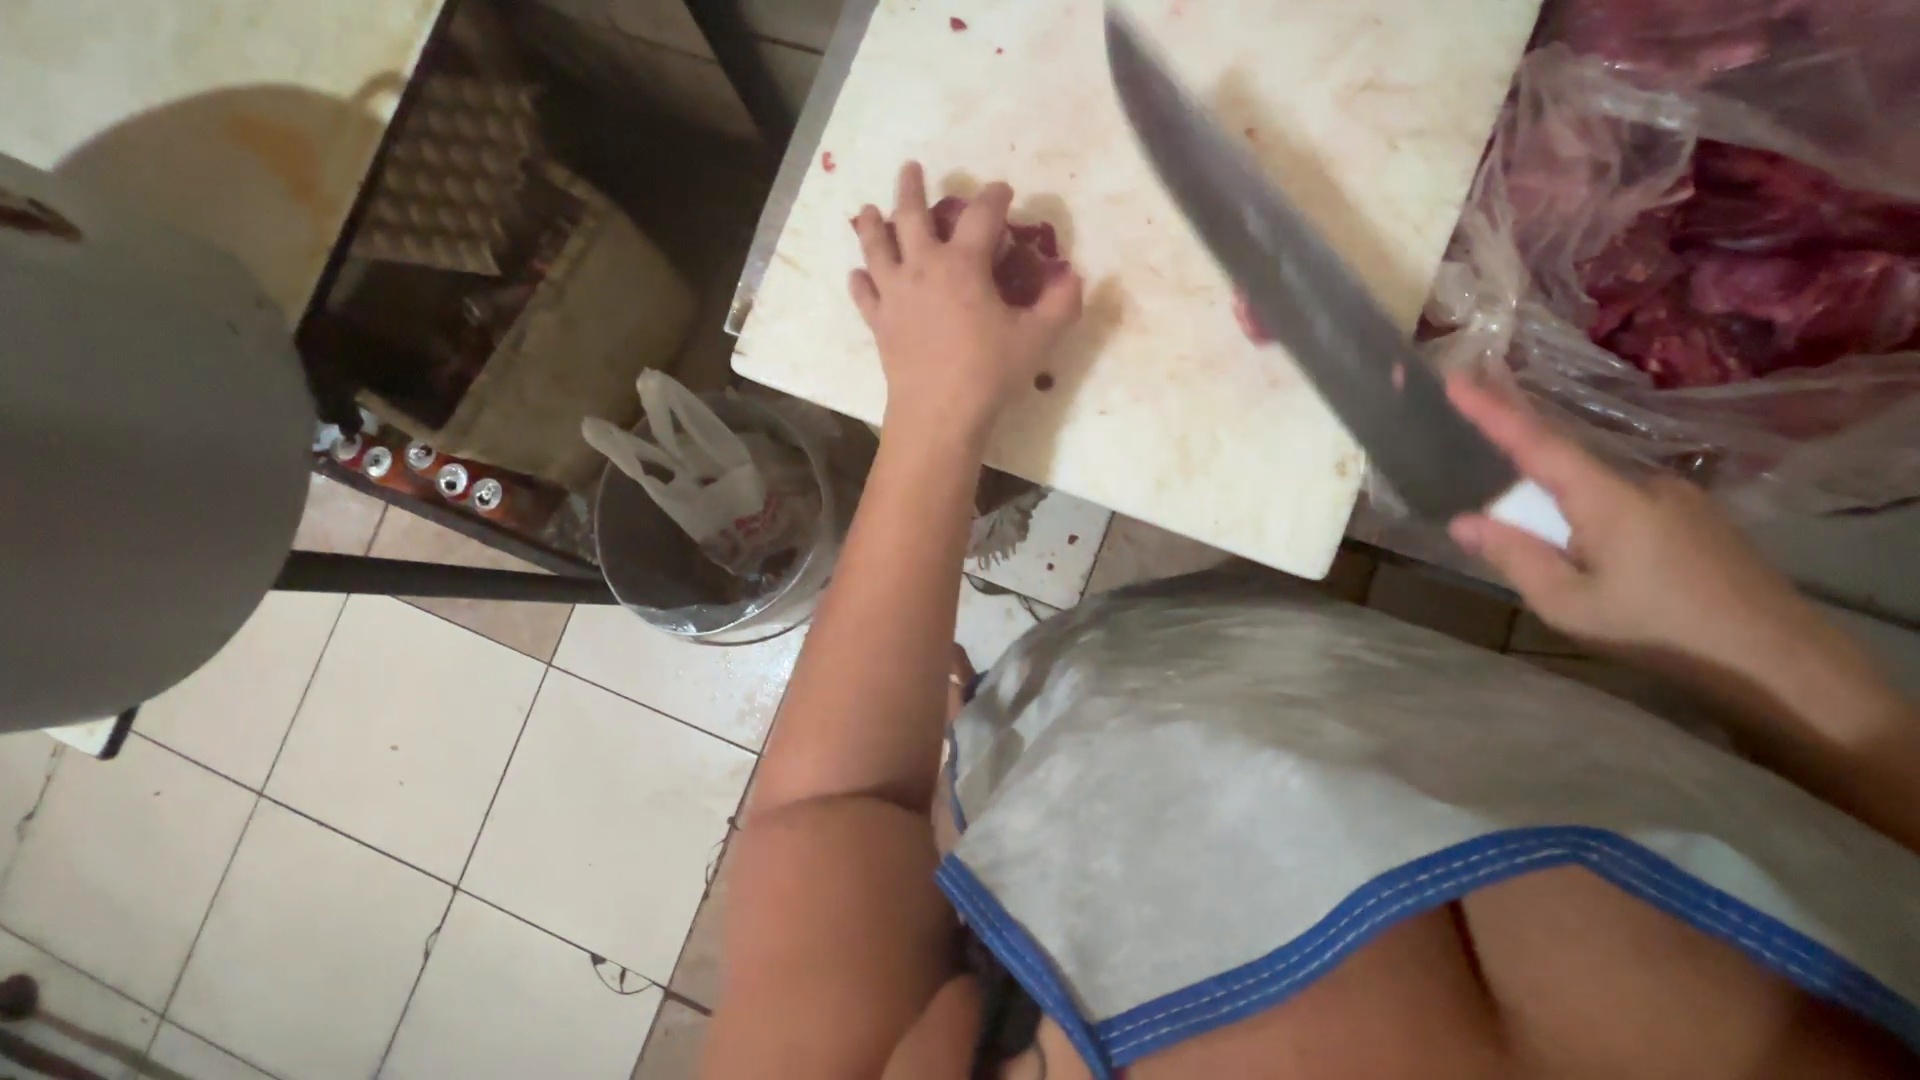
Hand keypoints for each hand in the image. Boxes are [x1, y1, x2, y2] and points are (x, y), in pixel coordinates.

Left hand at [850, 162, 1082, 443]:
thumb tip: (1074, 276)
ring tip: (867, 209)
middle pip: (911, 215)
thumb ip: (1061, 304)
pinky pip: (864, 294)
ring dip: (872, 224)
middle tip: (911, 168)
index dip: (994, 196)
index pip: (982, 215)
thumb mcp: (1038, 338)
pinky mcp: (879, 322)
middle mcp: (922, 268)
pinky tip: (858, 275)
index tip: (1002, 190)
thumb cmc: (989, 372)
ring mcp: (895, 295)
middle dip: (912, 188)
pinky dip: (861, 281)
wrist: (938, 413)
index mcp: (963, 264)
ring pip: (876, 247)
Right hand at [1444, 373, 1818, 670]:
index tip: (1456, 379)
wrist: (1777, 659)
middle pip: (1564, 466)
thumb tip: (1464, 522)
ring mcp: (1678, 499)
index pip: (1536, 443)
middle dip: (1522, 477)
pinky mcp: (1697, 520)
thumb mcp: (1568, 604)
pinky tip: (1602, 565)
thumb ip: (1514, 557)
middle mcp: (1644, 484)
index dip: (1492, 411)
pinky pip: (1624, 505)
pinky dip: (1592, 521)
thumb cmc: (1660, 630)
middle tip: (1498, 506)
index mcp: (1609, 499)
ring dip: (1562, 514)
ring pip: (1596, 492)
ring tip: (1563, 565)